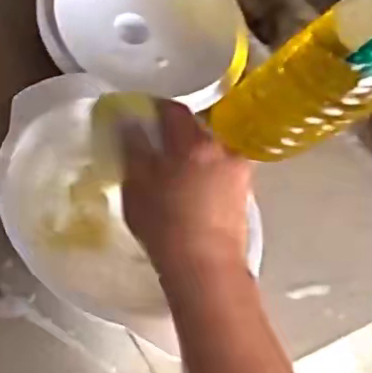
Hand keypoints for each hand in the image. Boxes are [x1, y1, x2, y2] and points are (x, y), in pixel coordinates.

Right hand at [120, 99, 252, 270]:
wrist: (205, 265)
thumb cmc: (164, 223)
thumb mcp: (136, 183)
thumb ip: (133, 147)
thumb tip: (128, 122)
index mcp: (193, 142)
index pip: (173, 109)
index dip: (152, 107)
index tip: (136, 113)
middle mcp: (222, 148)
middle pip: (194, 126)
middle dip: (172, 129)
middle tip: (150, 141)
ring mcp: (238, 169)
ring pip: (208, 147)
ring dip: (188, 150)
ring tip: (168, 166)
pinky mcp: (243, 190)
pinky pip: (218, 166)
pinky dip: (201, 167)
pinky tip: (185, 184)